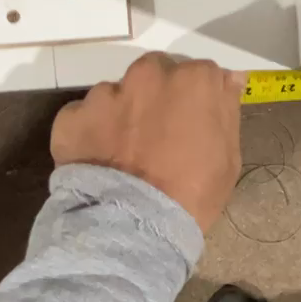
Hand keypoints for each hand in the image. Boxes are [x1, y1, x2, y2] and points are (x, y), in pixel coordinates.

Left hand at [51, 53, 245, 233]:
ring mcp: (105, 94)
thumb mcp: (228, 160)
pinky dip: (91, 134)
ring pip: (118, 95)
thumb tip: (228, 81)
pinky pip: (84, 118)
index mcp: (192, 80)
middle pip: (156, 75)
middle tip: (158, 137)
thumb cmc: (192, 195)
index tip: (194, 125)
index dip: (198, 101)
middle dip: (158, 97)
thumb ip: (226, 111)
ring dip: (123, 116)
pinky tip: (99, 163)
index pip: (202, 75)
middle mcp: (148, 75)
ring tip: (125, 156)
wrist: (133, 227)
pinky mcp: (72, 117)